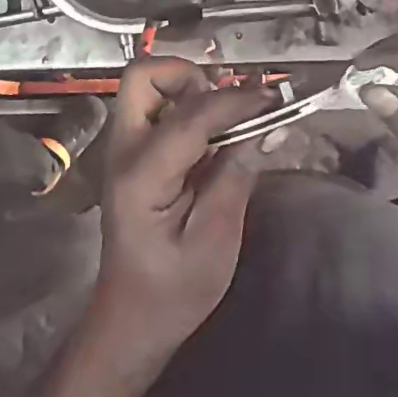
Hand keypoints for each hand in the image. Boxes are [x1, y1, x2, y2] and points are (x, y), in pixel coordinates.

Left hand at [81, 58, 274, 360]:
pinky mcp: (136, 157)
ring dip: (191, 89)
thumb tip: (271, 124)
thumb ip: (237, 175)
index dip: (236, 101)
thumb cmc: (173, 290)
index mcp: (140, 176)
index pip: (190, 115)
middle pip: (144, 77)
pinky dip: (192, 108)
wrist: (132, 319)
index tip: (274, 100)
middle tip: (230, 103)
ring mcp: (125, 151)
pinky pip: (159, 110)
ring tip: (231, 117)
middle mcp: (124, 152)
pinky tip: (222, 133)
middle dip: (192, 76)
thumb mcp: (214, 239)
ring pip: (149, 88)